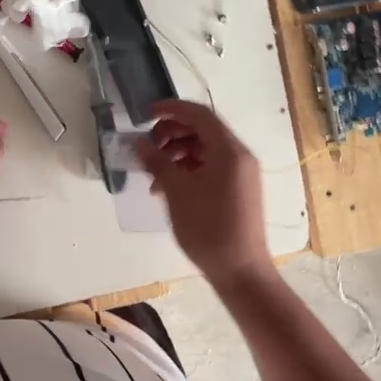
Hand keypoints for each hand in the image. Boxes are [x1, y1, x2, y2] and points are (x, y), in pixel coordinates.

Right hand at [136, 100, 272, 289]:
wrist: (241, 272)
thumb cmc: (208, 228)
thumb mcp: (177, 192)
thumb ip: (157, 161)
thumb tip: (139, 142)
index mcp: (229, 150)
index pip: (199, 114)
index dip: (171, 109)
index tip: (144, 114)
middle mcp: (239, 156)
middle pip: (202, 130)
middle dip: (171, 133)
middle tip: (148, 147)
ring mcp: (241, 174)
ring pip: (204, 149)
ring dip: (176, 153)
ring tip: (154, 174)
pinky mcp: (238, 190)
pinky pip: (210, 167)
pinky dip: (188, 169)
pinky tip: (167, 188)